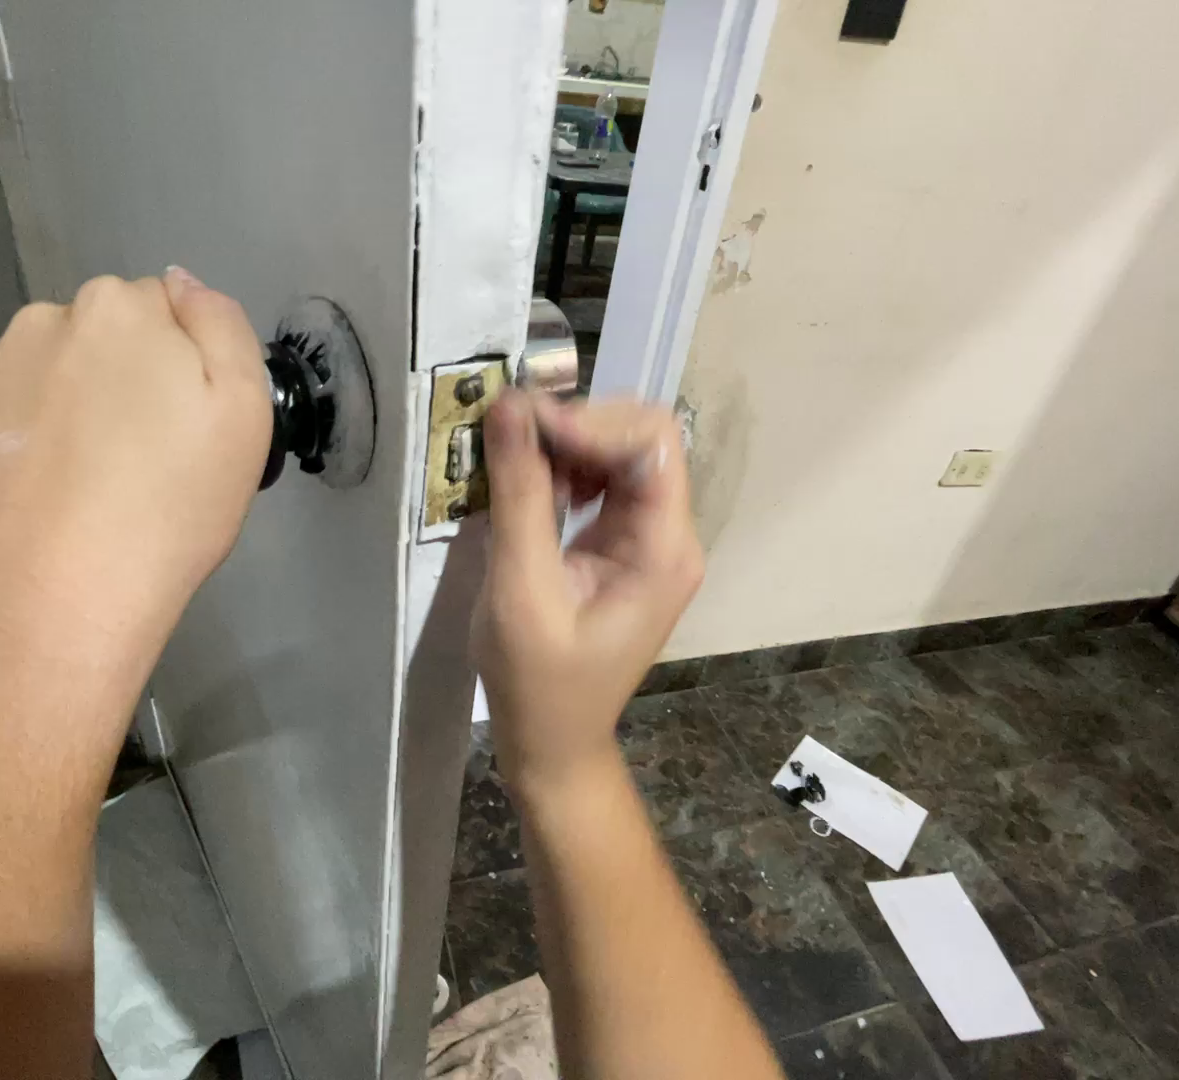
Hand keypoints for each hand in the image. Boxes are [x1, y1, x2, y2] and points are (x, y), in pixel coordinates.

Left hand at [0, 269, 271, 688]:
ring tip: (91, 485)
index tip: (191, 426)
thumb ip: (223, 327)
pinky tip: (42, 495)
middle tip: (148, 459)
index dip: (188, 367)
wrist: (52, 601)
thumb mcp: (245, 411)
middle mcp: (42, 321)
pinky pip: (4, 414)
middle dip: (128, 378)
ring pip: (50, 373)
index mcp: (121, 309)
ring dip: (73, 405)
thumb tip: (181, 284)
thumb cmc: (171, 507)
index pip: (168, 309)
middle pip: (105, 337)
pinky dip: (26, 439)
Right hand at [471, 392, 704, 795]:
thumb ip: (519, 496)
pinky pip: (601, 484)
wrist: (554, 743)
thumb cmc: (538, 683)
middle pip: (639, 439)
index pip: (651, 440)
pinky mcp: (622, 546)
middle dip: (575, 428)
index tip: (523, 428)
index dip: (589, 422)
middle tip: (511, 439)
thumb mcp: (521, 590)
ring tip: (514, 465)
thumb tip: (509, 407)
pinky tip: (531, 492)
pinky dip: (563, 472)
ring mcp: (648, 540)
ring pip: (617, 454)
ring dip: (565, 447)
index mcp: (664, 548)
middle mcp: (669, 534)